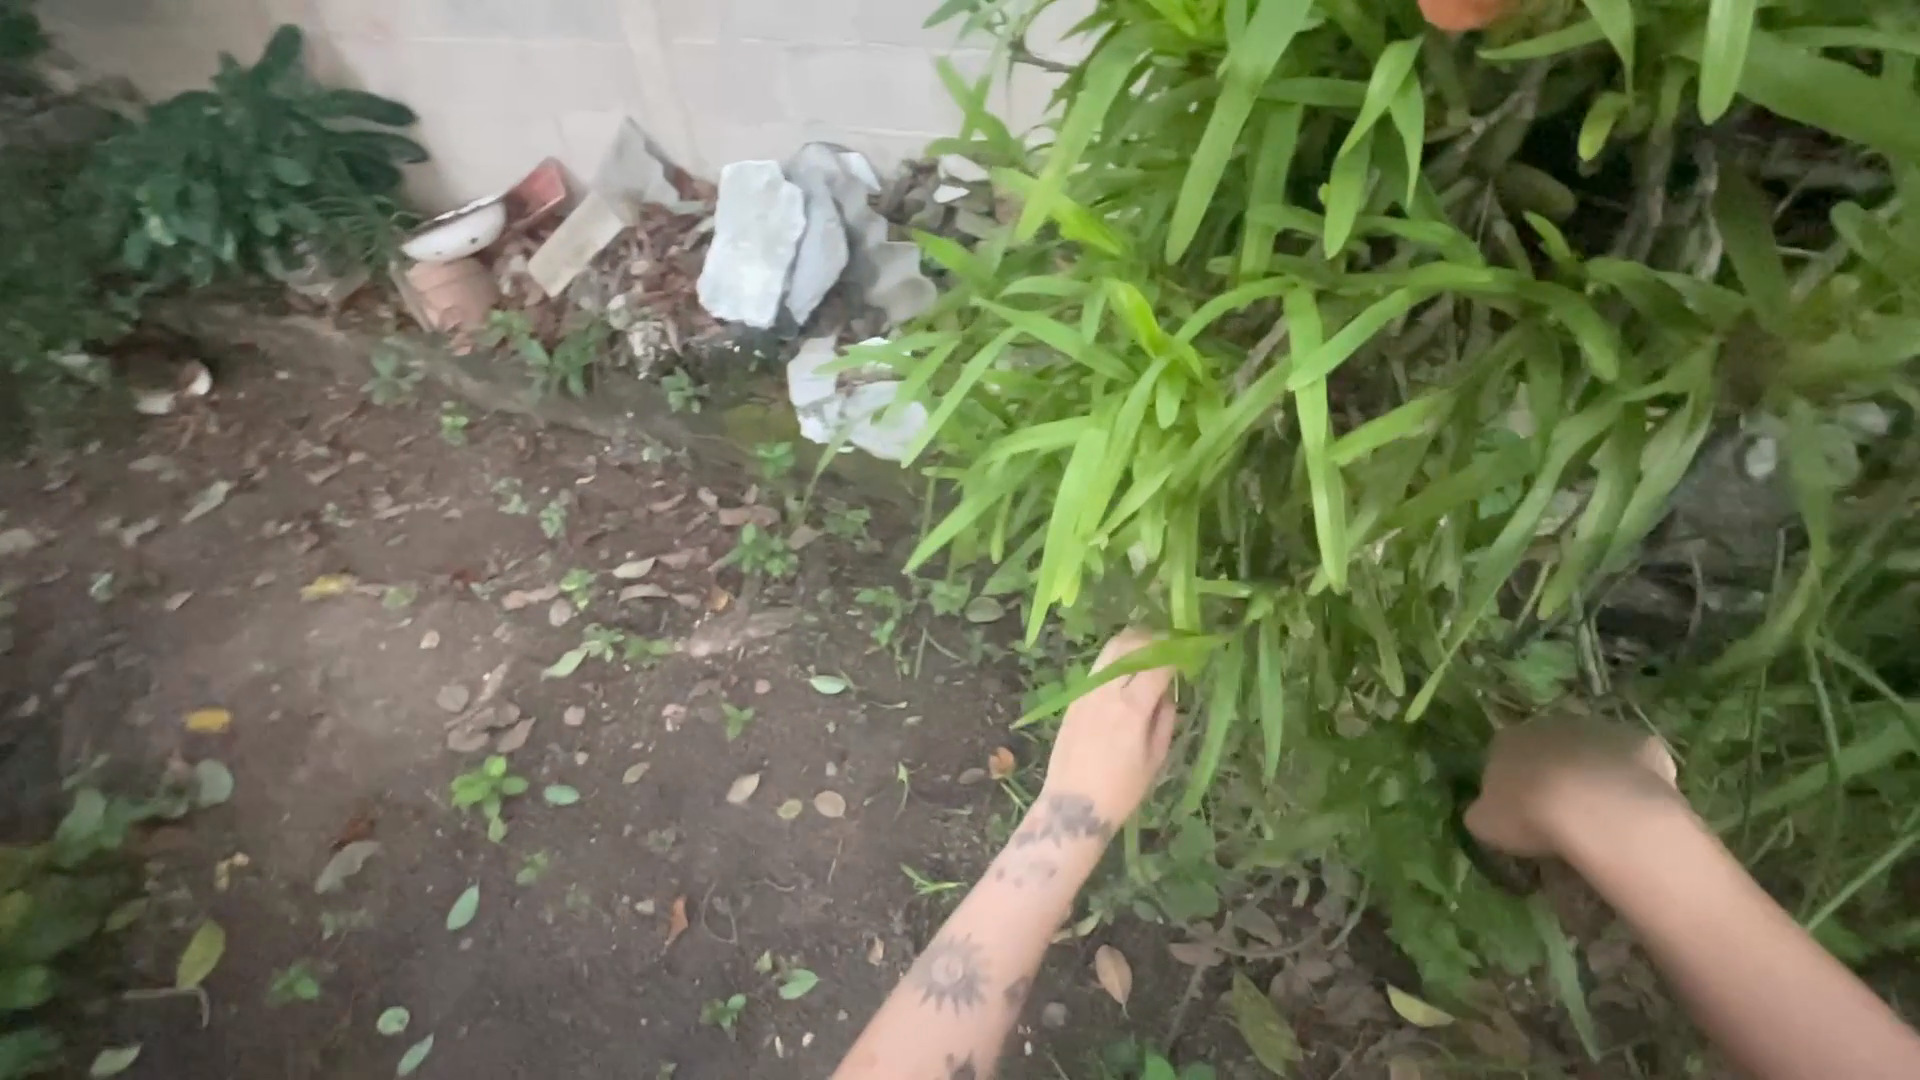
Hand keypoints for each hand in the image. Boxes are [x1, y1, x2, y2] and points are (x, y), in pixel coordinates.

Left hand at [1041, 629, 1179, 821]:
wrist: (1073, 804)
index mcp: (1131, 708)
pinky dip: (1116, 659)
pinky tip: (1128, 670)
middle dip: (1154, 639)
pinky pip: (1098, 666)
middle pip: (1130, 644)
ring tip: (1151, 650)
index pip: (1157, 663)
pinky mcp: (1074, 697)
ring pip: (1110, 649)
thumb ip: (1165, 718)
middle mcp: (1106, 691)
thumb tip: (1169, 691)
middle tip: (1172, 644)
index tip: (1191, 651)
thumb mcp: (1155, 758)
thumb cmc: (1121, 790)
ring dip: (1133, 643)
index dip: (1177, 652)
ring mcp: (1086, 691)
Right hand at [1465, 715, 1681, 857]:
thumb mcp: (1486, 824)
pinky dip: (1635, 780)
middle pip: (1549, 750)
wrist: (1598, 812)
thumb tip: (1490, 813)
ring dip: (1594, 775)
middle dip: (1555, 776)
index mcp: (1505, 740)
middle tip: (1564, 814)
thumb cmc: (1530, 815)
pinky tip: (1635, 807)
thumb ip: (1484, 812)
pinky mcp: (1641, 742)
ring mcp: (1596, 729)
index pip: (1503, 757)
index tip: (1524, 813)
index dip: (1514, 786)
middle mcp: (1547, 725)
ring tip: (1603, 816)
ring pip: (1592, 753)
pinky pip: (1636, 763)